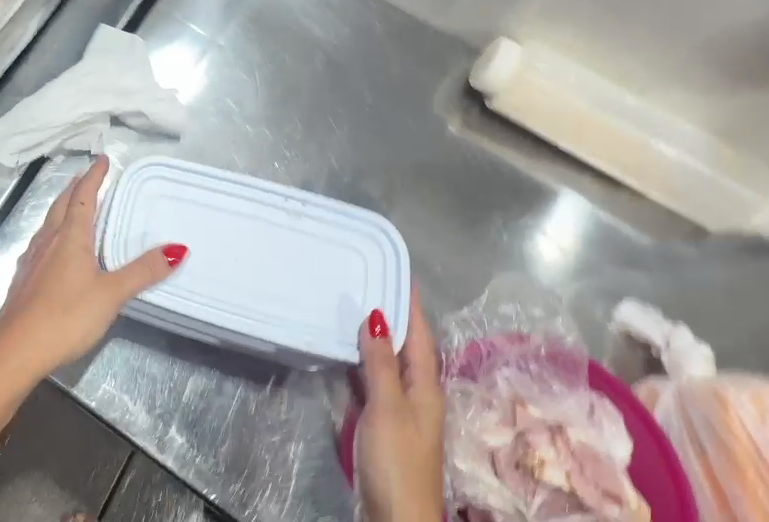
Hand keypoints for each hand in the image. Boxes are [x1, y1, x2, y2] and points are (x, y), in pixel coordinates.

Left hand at [0, 156, 182, 382]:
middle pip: (62, 205)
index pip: (84, 197)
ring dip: (61, 208)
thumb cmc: (66, 316)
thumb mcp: (111, 294)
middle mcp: (48, 241)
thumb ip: (143, 271)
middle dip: (75, 187)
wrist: (17, 349)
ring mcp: (32, 259)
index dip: (94, 177)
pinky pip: (39, 243)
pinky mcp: (23, 279)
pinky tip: (51, 248)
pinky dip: (50, 233)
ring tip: (71, 204)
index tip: (102, 159)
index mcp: (70, 237)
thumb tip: (178, 247)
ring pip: (48, 222)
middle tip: (86, 176)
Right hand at [354, 293, 445, 521]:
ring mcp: (400, 413)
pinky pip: (373, 384)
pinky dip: (360, 365)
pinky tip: (342, 356)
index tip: (398, 272)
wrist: (397, 520)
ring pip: (387, 365)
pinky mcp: (383, 428)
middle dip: (390, 316)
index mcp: (426, 387)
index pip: (419, 335)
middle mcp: (417, 395)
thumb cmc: (396, 461)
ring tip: (350, 309)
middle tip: (366, 281)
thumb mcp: (388, 407)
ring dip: (373, 340)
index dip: (410, 305)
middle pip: (405, 348)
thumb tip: (378, 316)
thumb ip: (381, 363)